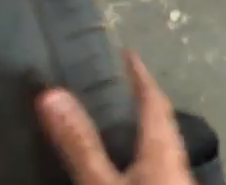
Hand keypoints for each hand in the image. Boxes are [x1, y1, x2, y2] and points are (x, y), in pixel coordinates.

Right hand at [36, 50, 192, 184]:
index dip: (140, 77)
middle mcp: (176, 175)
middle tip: (109, 87)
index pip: (155, 105)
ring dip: (136, 141)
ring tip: (106, 128)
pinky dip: (133, 166)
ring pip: (157, 159)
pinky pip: (151, 177)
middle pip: (160, 133)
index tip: (127, 53)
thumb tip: (49, 91)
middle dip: (139, 109)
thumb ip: (80, 145)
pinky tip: (115, 174)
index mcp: (164, 157)